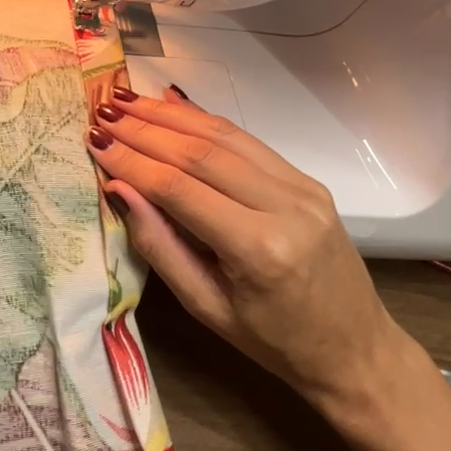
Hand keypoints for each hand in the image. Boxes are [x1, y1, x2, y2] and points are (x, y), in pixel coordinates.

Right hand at [87, 86, 415, 407]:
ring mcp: (301, 187)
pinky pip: (246, 139)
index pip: (180, 189)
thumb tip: (118, 188)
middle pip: (200, 153)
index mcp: (259, 250)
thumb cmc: (273, 342)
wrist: (356, 350)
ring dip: (170, 115)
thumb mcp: (205, 307)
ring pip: (223, 136)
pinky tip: (170, 104)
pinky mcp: (306, 179)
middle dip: (145, 129)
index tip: (94, 141)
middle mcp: (285, 207)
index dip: (132, 161)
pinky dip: (203, 119)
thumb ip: (159, 245)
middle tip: (103, 111)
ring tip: (127, 100)